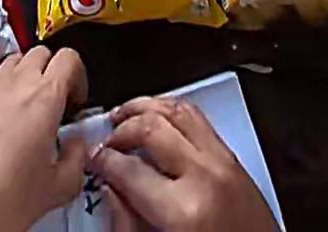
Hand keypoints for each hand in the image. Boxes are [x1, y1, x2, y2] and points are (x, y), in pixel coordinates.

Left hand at [0, 46, 88, 231]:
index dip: (79, 76)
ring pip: (17, 61)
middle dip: (54, 72)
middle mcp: (16, 83)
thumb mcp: (55, 190)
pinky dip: (7, 91)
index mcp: (44, 95)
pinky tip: (7, 128)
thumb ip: (76, 162)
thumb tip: (79, 149)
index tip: (78, 101)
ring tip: (33, 112)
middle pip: (42, 53)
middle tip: (58, 104)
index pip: (69, 58)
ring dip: (29, 76)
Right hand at [87, 96, 278, 231]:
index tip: (94, 160)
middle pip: (150, 129)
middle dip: (121, 130)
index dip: (104, 162)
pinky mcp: (232, 157)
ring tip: (124, 114)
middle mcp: (204, 176)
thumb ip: (130, 224)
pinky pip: (196, 116)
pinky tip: (156, 113)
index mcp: (184, 211)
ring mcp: (221, 161)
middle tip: (107, 139)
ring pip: (174, 111)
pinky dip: (171, 108)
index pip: (130, 170)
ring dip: (144, 107)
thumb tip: (111, 189)